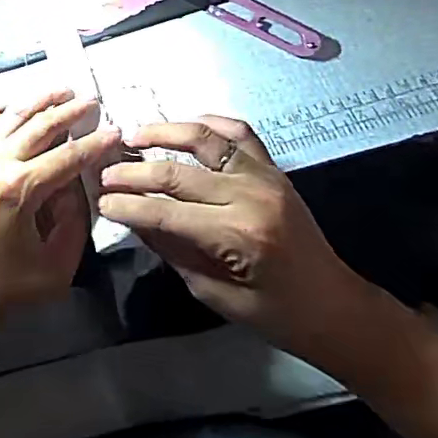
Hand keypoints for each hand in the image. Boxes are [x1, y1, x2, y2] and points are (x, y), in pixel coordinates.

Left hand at [0, 91, 121, 341]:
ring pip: (8, 118)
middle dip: (69, 112)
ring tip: (59, 92)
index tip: (115, 131)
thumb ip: (74, 224)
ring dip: (36, 102)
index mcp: (19, 188)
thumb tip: (75, 188)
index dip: (95, 144)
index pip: (68, 157)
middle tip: (91, 100)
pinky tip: (9, 106)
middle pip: (39, 127)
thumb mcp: (54, 269)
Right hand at [95, 117, 380, 358]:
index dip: (126, 205)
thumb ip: (170, 248)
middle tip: (105, 174)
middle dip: (132, 173)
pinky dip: (209, 123)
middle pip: (176, 173)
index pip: (164, 212)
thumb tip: (130, 217)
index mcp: (236, 236)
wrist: (338, 309)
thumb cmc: (276, 313)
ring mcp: (264, 177)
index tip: (99, 202)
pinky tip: (185, 126)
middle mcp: (250, 198)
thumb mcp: (212, 291)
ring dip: (163, 133)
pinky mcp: (273, 169)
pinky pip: (239, 133)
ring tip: (134, 137)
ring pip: (204, 139)